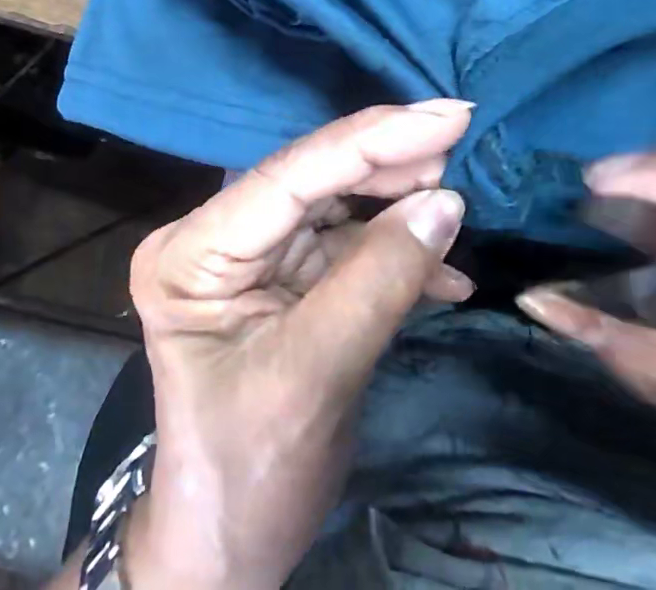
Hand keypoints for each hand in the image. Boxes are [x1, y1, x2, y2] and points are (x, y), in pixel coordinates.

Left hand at [119, 102, 473, 589]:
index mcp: (193, 252)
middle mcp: (220, 238)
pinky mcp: (292, 279)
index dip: (372, 140)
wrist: (233, 539)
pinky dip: (401, 255)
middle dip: (392, 164)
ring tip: (459, 205)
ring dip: (403, 206)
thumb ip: (379, 281)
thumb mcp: (314, 375)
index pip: (290, 176)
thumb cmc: (251, 468)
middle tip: (462, 143)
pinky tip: (447, 275)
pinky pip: (353, 247)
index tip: (448, 115)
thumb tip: (446, 202)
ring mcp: (258, 256)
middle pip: (317, 180)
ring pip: (341, 206)